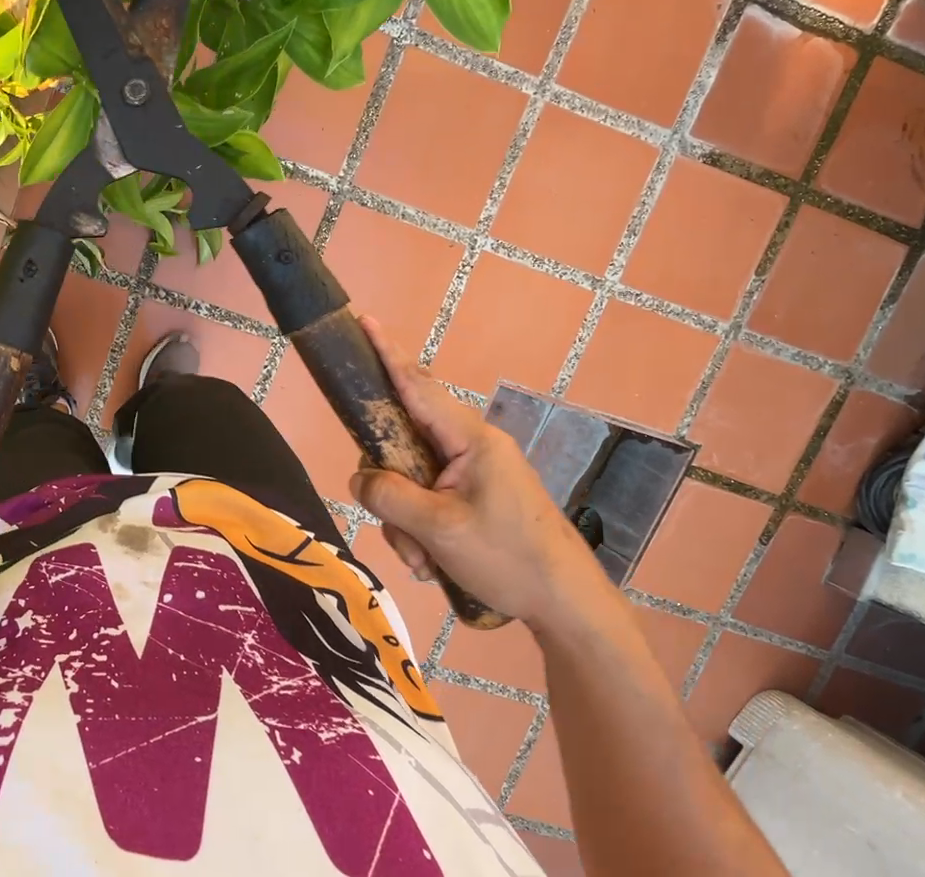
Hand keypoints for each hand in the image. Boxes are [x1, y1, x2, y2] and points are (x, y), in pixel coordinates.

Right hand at [348, 315, 617, 636]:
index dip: (387, 354)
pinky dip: (418, 532)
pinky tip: (432, 563)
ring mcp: (471, 475)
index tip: (364, 321)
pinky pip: (424, 503)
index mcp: (471, 440)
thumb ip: (389, 496)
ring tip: (424, 561)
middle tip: (399, 530)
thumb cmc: (509, 557)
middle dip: (389, 491)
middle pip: (401, 446)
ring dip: (404, 523)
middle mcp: (470, 448)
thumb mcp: (439, 529)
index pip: (418, 386)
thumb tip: (360, 479)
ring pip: (408, 481)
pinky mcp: (471, 500)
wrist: (565, 604)